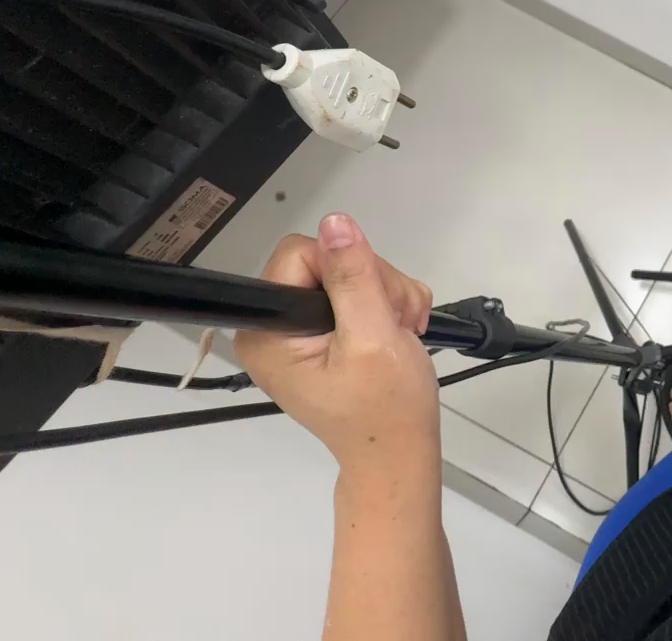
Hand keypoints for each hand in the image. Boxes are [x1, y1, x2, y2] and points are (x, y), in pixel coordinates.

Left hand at [235, 213, 440, 473]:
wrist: (401, 449)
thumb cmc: (386, 404)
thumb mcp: (372, 338)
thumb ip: (354, 279)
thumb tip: (336, 222)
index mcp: (269, 329)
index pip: (301, 255)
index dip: (347, 269)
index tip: (373, 305)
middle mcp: (277, 324)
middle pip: (332, 260)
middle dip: (377, 284)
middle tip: (395, 323)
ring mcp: (305, 327)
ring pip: (356, 271)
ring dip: (392, 295)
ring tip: (402, 331)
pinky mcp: (331, 330)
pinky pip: (366, 289)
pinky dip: (394, 303)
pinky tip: (401, 330)